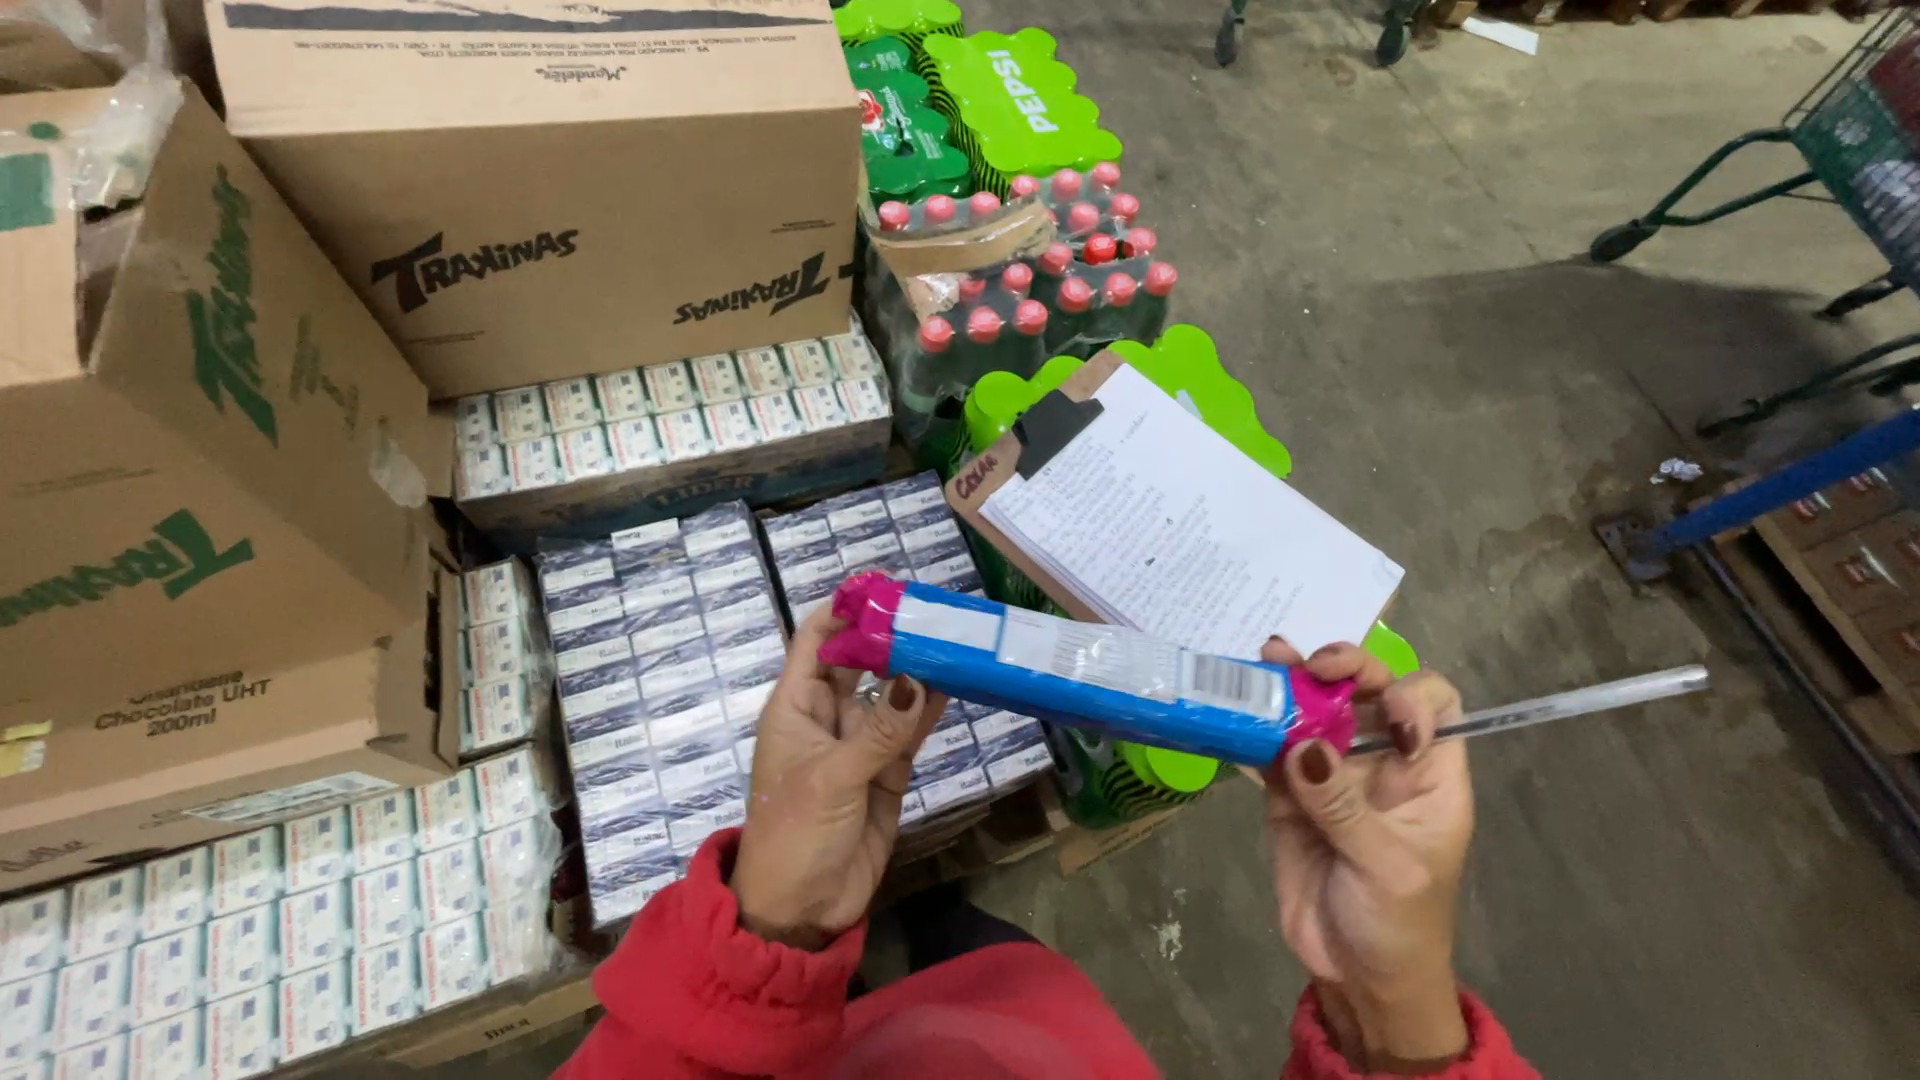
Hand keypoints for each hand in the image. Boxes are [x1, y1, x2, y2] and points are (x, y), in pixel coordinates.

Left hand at [730, 606, 947, 949]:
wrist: (802, 908)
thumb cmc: (796, 833)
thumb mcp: (833, 778)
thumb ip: (880, 731)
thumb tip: (921, 679)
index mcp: (795, 707)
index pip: (815, 642)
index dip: (842, 611)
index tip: (880, 588)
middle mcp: (827, 716)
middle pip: (859, 661)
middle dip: (888, 635)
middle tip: (930, 608)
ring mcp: (860, 742)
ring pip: (890, 693)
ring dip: (915, 668)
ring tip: (951, 636)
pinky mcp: (887, 769)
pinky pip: (909, 729)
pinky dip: (930, 707)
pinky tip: (954, 682)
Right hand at [1262, 639, 1473, 1070]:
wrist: (1353, 972)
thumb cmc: (1398, 924)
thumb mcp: (1388, 869)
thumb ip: (1344, 807)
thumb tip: (1301, 746)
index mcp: (1427, 775)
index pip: (1433, 707)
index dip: (1411, 696)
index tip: (1385, 715)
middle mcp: (1379, 760)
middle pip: (1369, 692)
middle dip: (1347, 668)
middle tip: (1312, 664)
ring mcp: (1330, 772)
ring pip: (1316, 708)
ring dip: (1293, 680)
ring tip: (1270, 656)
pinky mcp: (1287, 790)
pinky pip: (1273, 744)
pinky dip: (1256, 722)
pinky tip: (1239, 702)